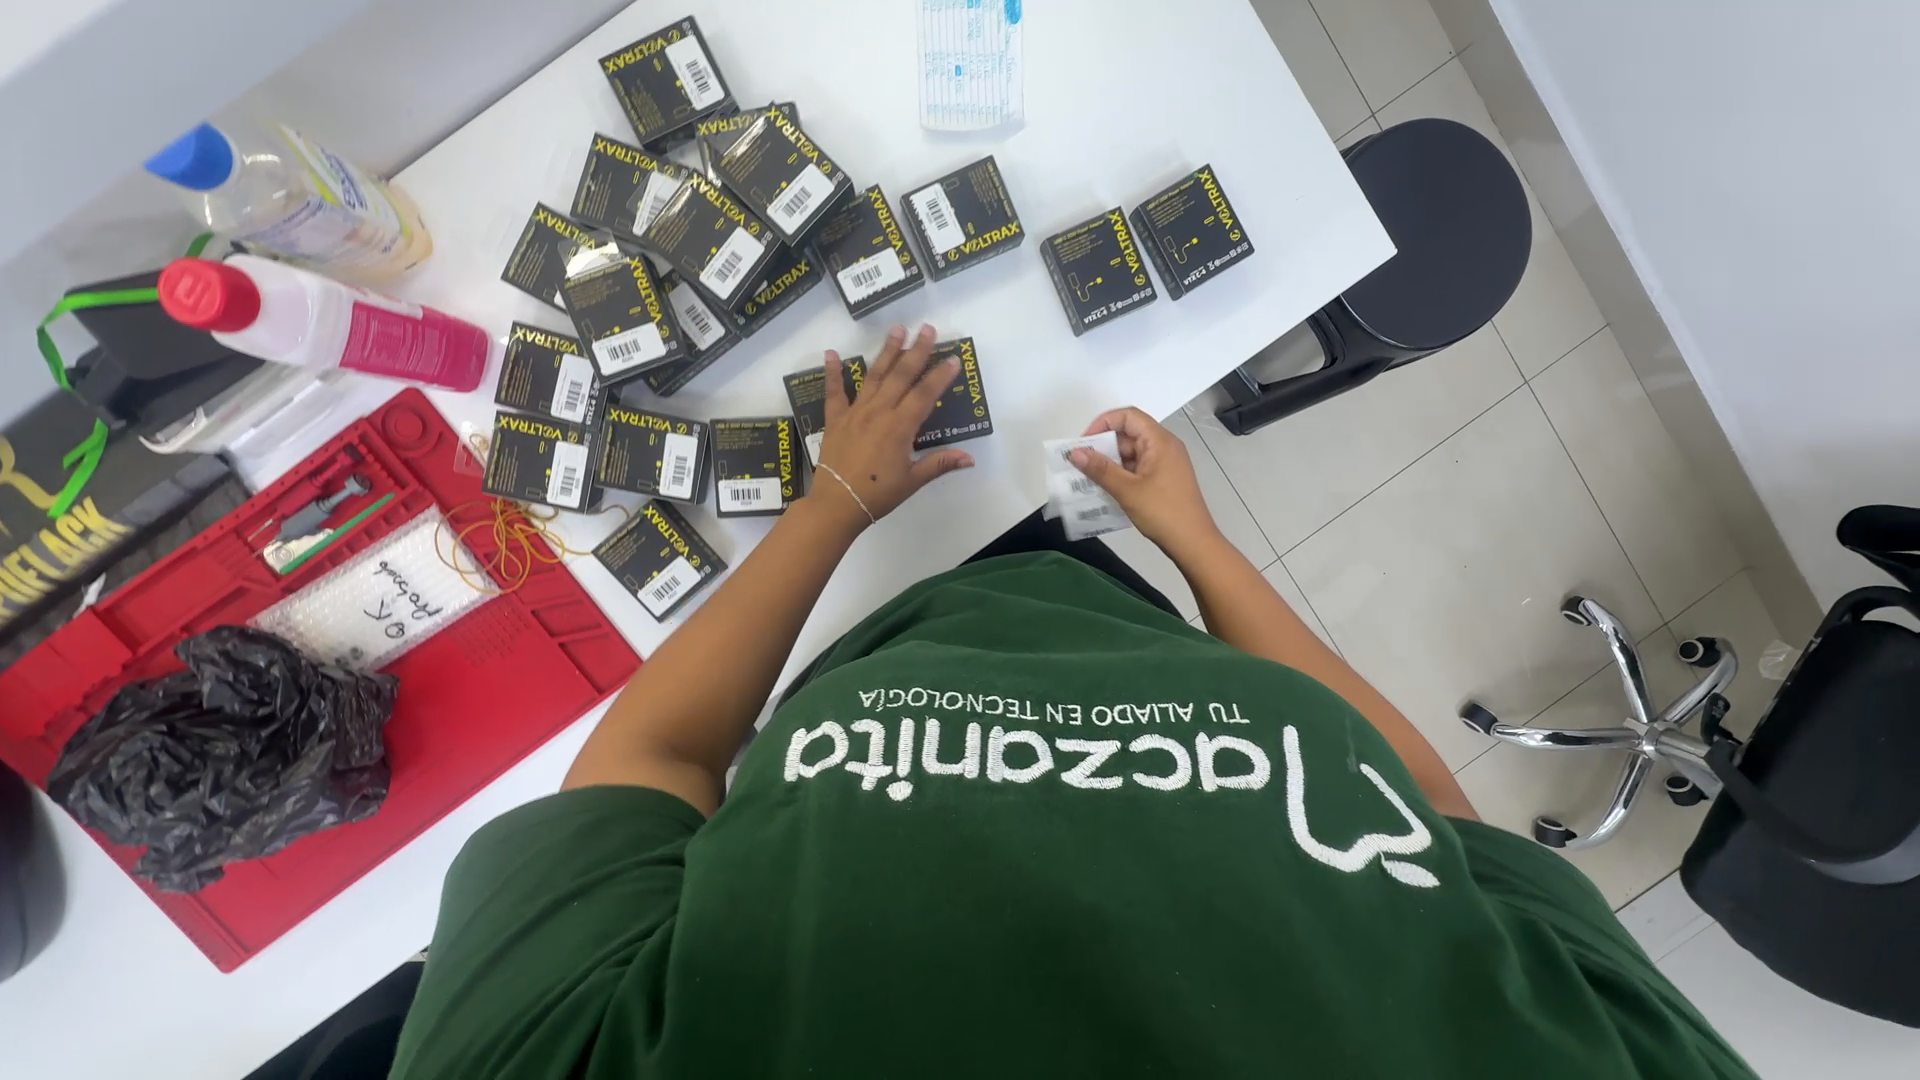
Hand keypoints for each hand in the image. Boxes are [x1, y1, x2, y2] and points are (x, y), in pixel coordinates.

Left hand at [812, 324, 974, 531]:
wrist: (837, 504)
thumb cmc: (878, 495)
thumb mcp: (912, 481)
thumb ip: (939, 463)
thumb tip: (969, 457)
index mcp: (899, 428)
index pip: (925, 395)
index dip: (940, 376)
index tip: (952, 358)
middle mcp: (878, 413)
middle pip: (901, 376)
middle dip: (916, 351)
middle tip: (927, 329)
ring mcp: (855, 413)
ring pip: (874, 376)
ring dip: (886, 352)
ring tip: (897, 330)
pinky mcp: (835, 420)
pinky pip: (834, 392)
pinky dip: (833, 372)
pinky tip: (832, 353)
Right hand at [1069, 407, 1221, 558]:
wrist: (1192, 542)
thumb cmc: (1162, 512)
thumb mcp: (1127, 490)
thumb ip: (1100, 469)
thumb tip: (1075, 453)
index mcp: (1160, 441)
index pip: (1128, 417)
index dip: (1103, 424)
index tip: (1084, 443)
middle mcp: (1164, 446)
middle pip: (1129, 433)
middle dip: (1103, 445)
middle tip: (1081, 463)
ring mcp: (1165, 463)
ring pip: (1131, 452)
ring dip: (1110, 462)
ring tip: (1088, 477)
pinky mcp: (1163, 478)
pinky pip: (1137, 467)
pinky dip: (1120, 473)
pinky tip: (1105, 487)